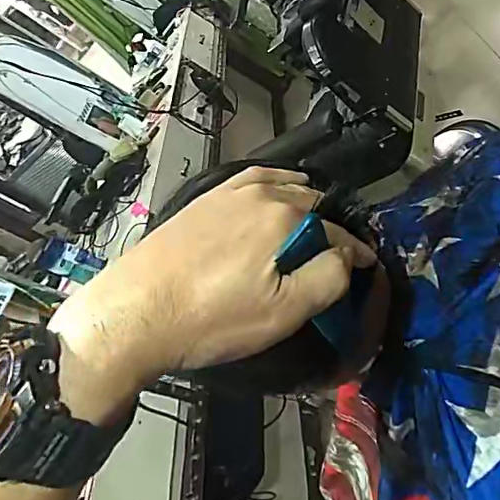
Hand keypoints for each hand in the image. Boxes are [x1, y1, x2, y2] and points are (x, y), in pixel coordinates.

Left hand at [48, 167, 375, 421]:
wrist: (132, 315)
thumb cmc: (209, 319)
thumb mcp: (282, 312)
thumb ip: (329, 278)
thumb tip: (348, 256)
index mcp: (285, 217)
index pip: (336, 231)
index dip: (356, 251)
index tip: (367, 264)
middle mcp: (260, 194)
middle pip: (312, 203)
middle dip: (330, 227)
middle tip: (335, 255)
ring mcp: (229, 193)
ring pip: (284, 185)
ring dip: (304, 202)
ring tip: (310, 224)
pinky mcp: (204, 200)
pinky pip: (251, 180)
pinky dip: (273, 184)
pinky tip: (272, 195)